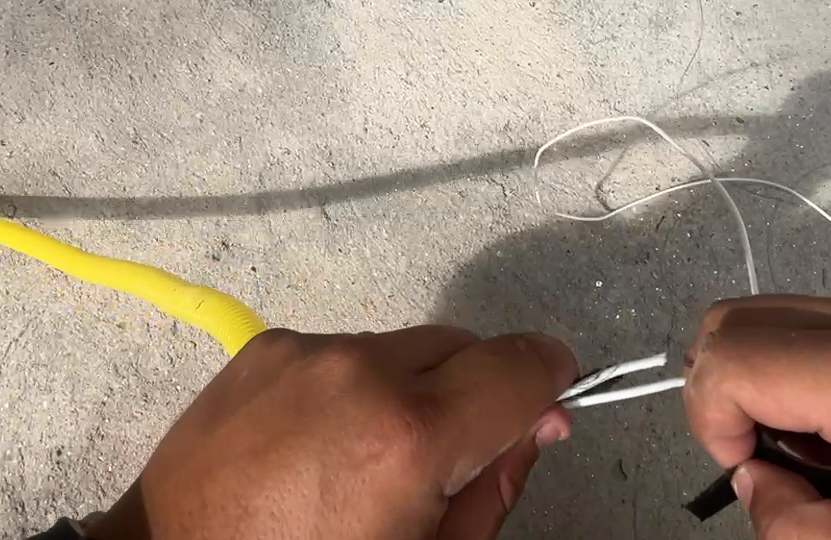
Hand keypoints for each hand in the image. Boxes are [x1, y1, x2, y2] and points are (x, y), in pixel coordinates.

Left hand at [89, 326, 576, 539]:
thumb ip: (493, 488)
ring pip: (402, 346)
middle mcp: (361, 367)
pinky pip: (343, 349)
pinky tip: (321, 436)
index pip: (515, 366)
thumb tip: (538, 421)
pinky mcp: (272, 343)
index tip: (558, 386)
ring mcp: (309, 347)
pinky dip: (355, 382)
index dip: (550, 373)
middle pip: (461, 345)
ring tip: (370, 450)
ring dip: (411, 385)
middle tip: (453, 449)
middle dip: (476, 387)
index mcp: (408, 433)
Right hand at [683, 295, 830, 539]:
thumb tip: (759, 480)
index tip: (746, 478)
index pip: (731, 355)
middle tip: (771, 469)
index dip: (709, 418)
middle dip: (727, 391)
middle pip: (739, 318)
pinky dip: (806, 371)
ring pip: (774, 315)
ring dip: (766, 381)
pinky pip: (824, 326)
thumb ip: (803, 528)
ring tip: (821, 460)